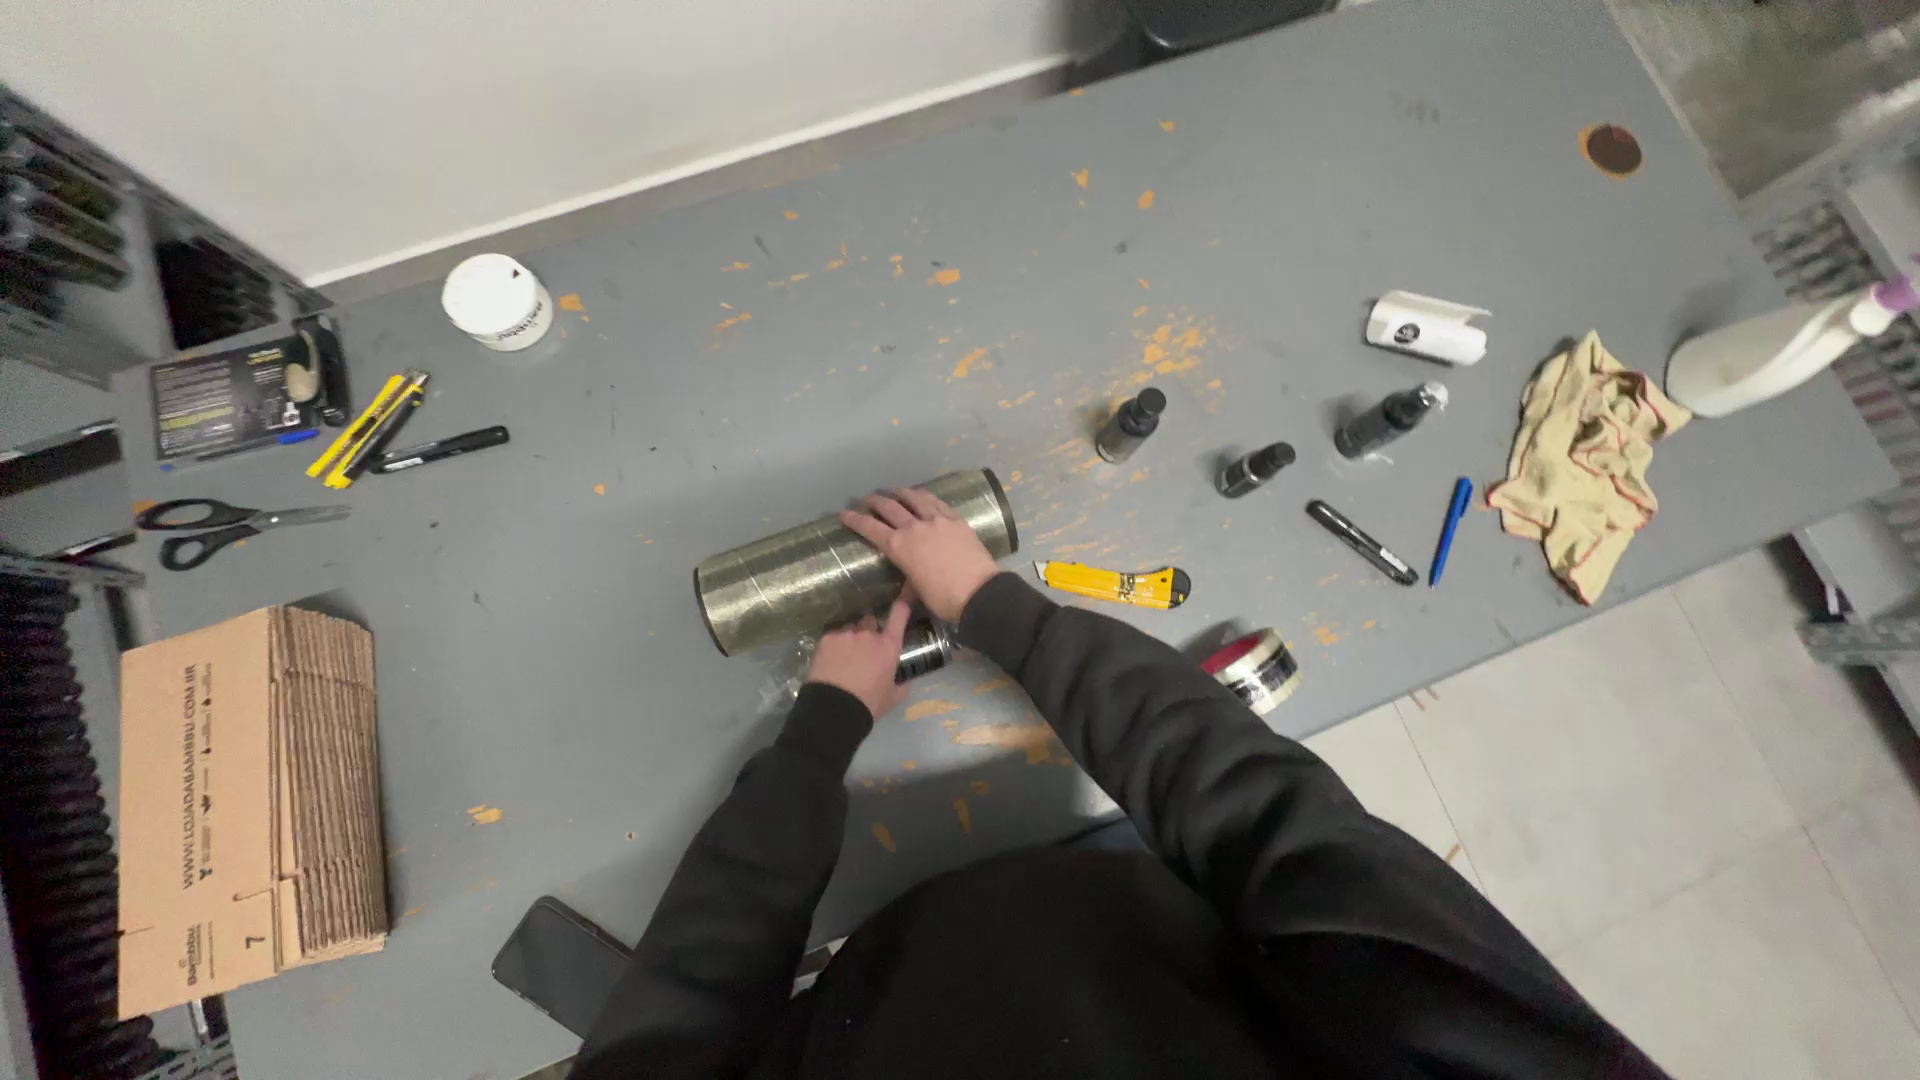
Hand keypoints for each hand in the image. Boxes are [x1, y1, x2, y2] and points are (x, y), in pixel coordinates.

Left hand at [806, 593, 913, 717]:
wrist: (834, 709)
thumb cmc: (868, 704)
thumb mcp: (892, 698)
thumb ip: (901, 685)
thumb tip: (904, 682)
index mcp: (888, 646)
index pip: (899, 614)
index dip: (903, 604)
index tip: (904, 599)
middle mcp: (869, 634)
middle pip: (871, 621)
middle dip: (870, 630)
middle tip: (864, 648)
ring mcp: (846, 634)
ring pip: (851, 628)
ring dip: (850, 637)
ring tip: (844, 656)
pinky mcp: (826, 638)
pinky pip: (833, 635)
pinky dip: (834, 644)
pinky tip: (830, 660)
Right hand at [840, 488, 1000, 622]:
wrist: (979, 592)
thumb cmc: (943, 598)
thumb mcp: (918, 591)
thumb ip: (909, 579)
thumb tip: (908, 581)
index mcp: (899, 547)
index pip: (871, 528)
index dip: (855, 519)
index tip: (844, 513)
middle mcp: (914, 528)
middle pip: (890, 508)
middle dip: (876, 502)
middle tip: (868, 499)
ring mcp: (937, 521)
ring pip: (915, 499)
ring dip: (902, 493)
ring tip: (895, 490)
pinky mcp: (956, 520)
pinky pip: (938, 503)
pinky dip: (926, 497)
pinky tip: (924, 496)